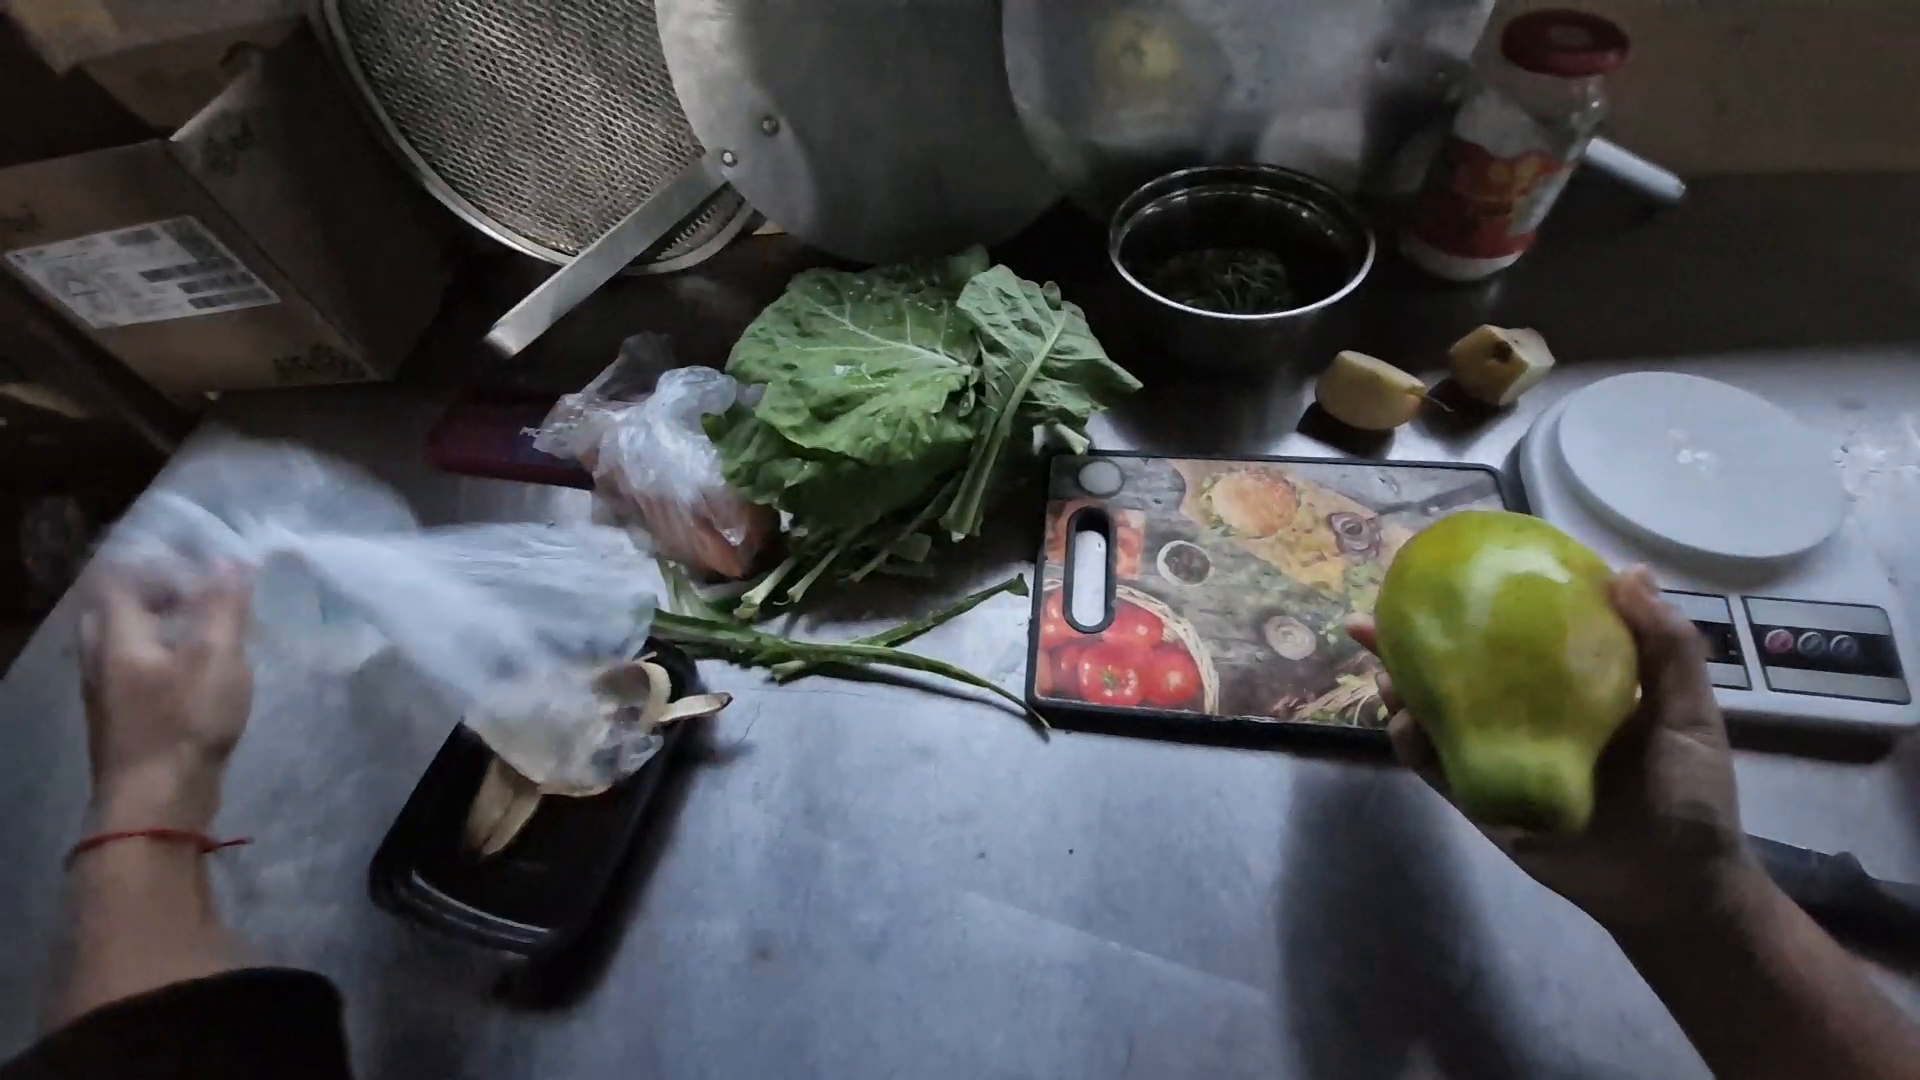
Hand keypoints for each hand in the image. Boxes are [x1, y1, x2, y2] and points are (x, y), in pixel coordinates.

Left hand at [78, 566, 253, 832]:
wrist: (159, 794)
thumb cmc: (187, 719)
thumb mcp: (217, 657)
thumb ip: (223, 608)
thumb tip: (229, 561)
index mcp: (118, 638)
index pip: (119, 583)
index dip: (152, 562)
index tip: (196, 553)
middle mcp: (102, 659)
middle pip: (112, 610)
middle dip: (150, 590)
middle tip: (197, 582)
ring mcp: (109, 690)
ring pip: (123, 638)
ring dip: (157, 620)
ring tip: (203, 617)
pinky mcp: (127, 713)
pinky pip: (136, 663)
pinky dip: (162, 648)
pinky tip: (195, 660)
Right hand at [1346, 567, 1754, 933]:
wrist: (1674, 888)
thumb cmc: (1690, 796)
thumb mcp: (1688, 716)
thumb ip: (1667, 648)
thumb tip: (1627, 571)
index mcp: (1551, 688)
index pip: (1494, 640)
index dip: (1458, 609)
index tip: (1429, 578)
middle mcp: (1509, 714)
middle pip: (1441, 671)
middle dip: (1396, 647)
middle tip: (1363, 625)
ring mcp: (1486, 752)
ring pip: (1424, 711)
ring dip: (1396, 691)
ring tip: (1386, 678)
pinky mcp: (1471, 793)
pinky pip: (1427, 762)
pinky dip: (1409, 741)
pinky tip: (1407, 725)